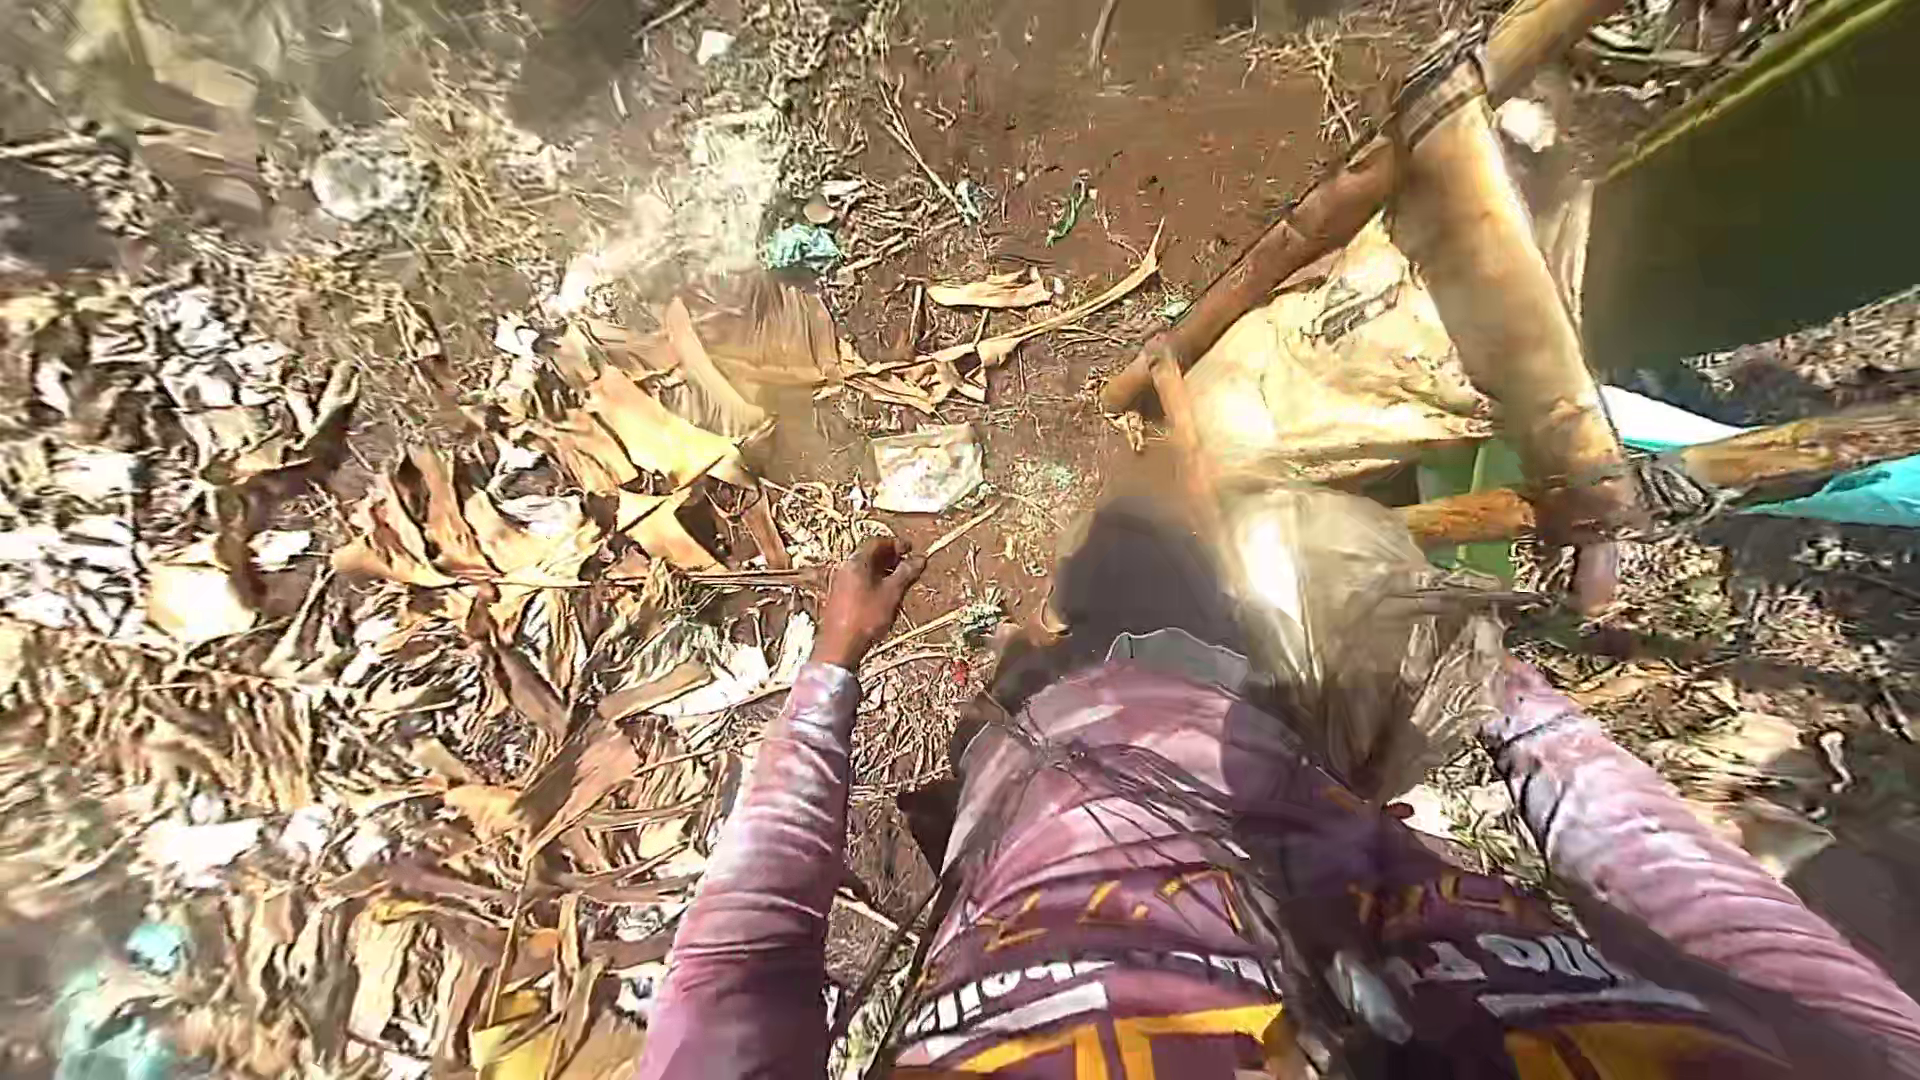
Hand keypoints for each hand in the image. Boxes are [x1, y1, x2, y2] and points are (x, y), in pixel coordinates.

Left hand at [811, 536, 926, 669]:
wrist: (839, 646)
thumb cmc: (867, 617)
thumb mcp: (892, 593)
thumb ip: (906, 573)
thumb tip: (920, 559)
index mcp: (856, 562)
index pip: (877, 542)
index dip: (896, 543)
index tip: (910, 550)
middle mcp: (845, 569)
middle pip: (869, 554)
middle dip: (890, 557)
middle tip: (907, 564)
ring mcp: (840, 584)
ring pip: (864, 569)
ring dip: (883, 570)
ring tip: (899, 581)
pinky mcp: (839, 598)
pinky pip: (859, 582)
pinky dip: (874, 582)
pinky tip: (884, 596)